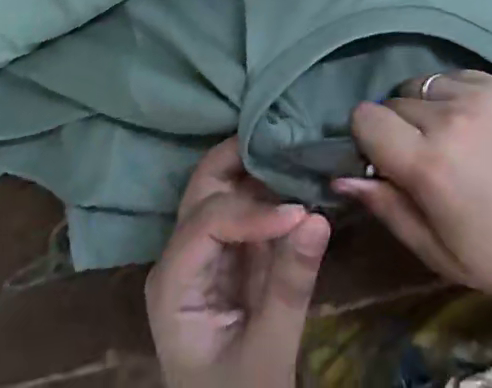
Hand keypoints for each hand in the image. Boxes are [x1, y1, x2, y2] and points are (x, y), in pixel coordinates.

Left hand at [146, 138, 331, 387]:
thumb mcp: (267, 352)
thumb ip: (290, 286)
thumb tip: (318, 217)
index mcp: (173, 282)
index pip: (206, 222)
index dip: (251, 210)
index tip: (299, 211)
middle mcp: (184, 255)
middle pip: (206, 186)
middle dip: (245, 156)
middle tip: (291, 137)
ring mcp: (209, 251)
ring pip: (228, 187)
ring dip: (263, 167)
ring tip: (302, 150)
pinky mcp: (235, 254)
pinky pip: (252, 208)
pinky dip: (277, 190)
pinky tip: (304, 177)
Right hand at [332, 70, 491, 316]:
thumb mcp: (438, 253)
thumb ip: (386, 207)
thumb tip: (342, 177)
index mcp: (429, 164)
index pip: (365, 117)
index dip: (367, 139)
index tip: (383, 161)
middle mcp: (449, 118)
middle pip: (392, 102)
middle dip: (395, 128)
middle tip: (422, 160)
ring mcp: (480, 95)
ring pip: (421, 85)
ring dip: (422, 109)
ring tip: (449, 140)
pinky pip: (454, 76)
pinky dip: (451, 96)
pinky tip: (473, 125)